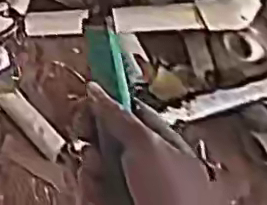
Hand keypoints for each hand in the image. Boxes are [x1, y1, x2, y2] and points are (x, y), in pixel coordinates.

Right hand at [87, 83, 226, 204]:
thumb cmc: (180, 202)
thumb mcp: (147, 145)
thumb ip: (119, 113)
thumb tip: (97, 88)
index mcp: (169, 149)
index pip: (131, 108)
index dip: (110, 95)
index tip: (91, 75)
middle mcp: (151, 168)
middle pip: (106, 131)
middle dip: (91, 130)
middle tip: (88, 132)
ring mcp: (132, 188)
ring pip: (92, 157)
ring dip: (87, 159)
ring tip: (96, 169)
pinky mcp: (113, 204)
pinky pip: (87, 184)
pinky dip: (85, 183)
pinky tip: (94, 187)